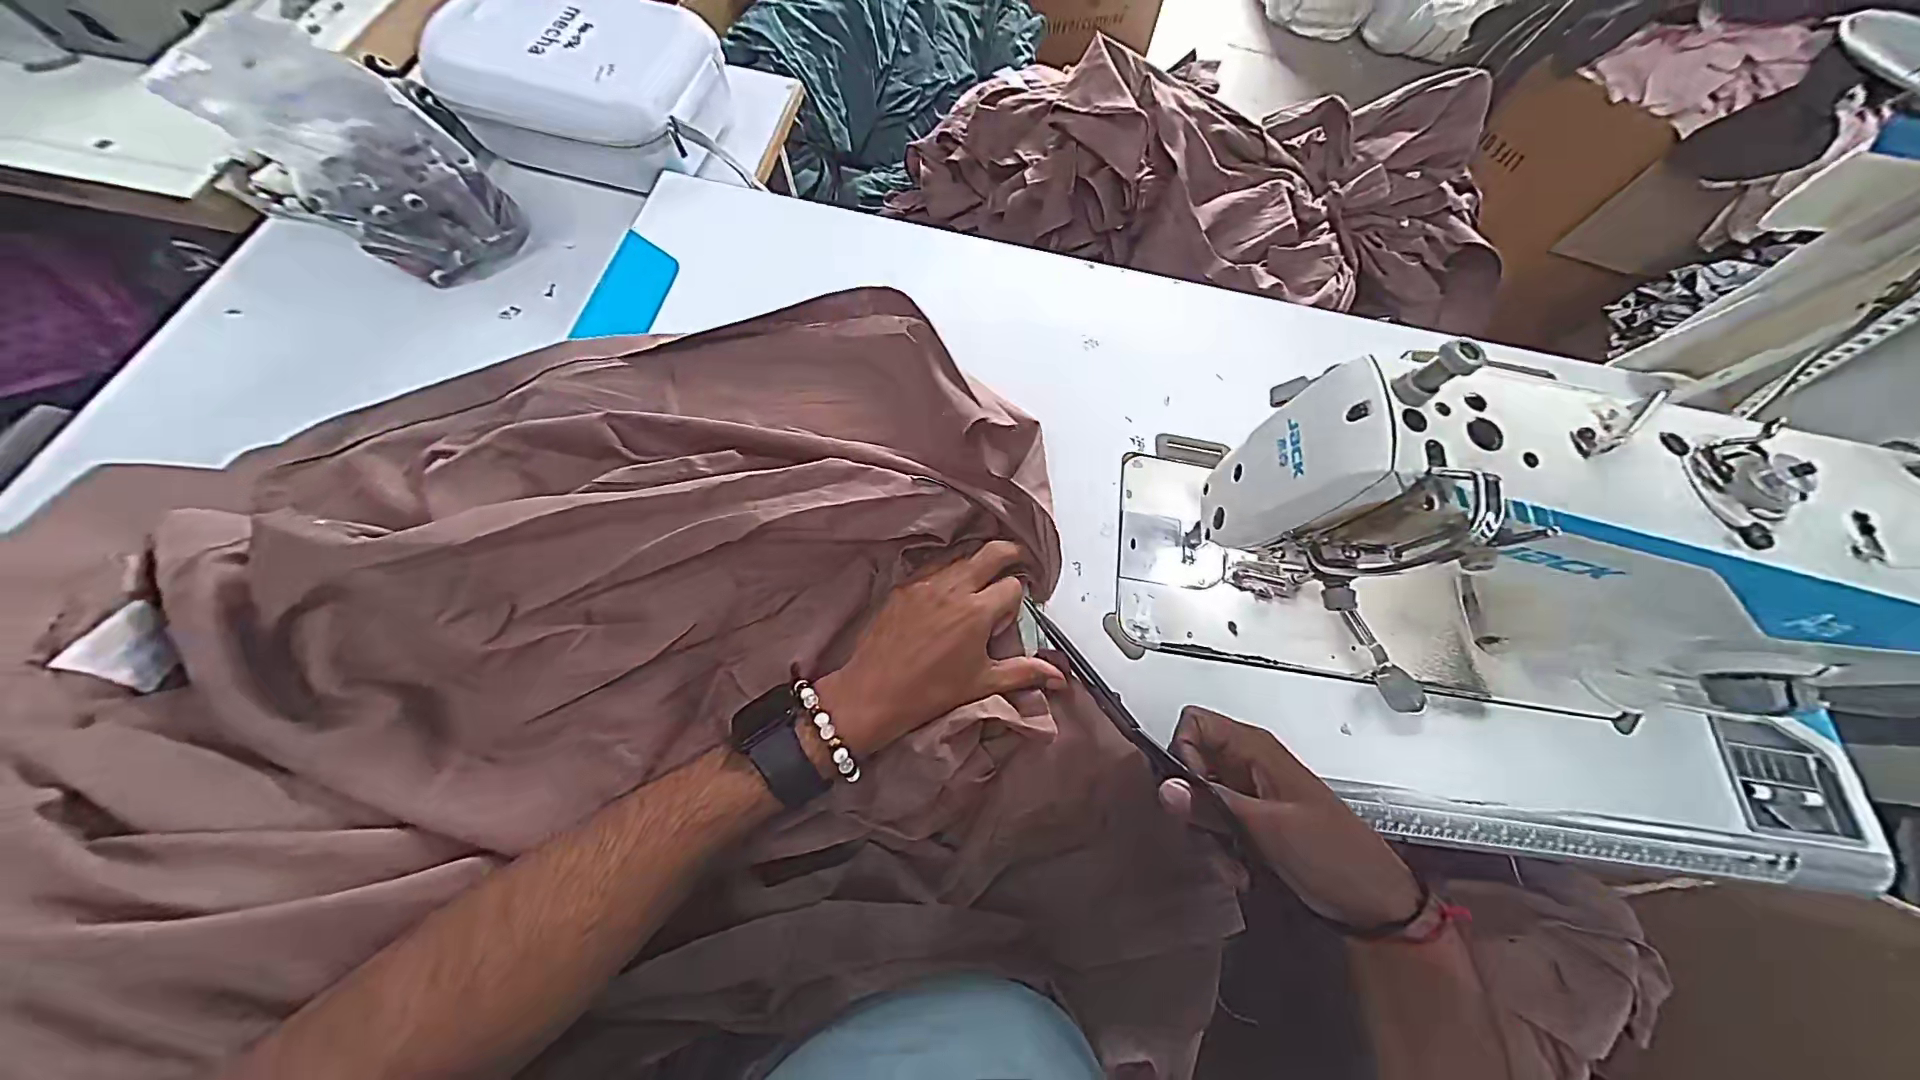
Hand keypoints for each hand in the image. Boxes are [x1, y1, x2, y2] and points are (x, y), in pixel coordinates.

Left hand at [813, 541, 1063, 758]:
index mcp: (976, 612)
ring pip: (962, 557)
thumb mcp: (982, 683)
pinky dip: (948, 571)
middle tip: (1016, 563)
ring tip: (978, 586)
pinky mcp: (904, 587)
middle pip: (993, 552)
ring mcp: (925, 584)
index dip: (1018, 597)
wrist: (873, 693)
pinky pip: (933, 566)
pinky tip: (947, 593)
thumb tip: (1057, 675)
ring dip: (977, 564)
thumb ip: (1024, 673)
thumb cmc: (928, 692)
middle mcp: (952, 590)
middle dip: (1011, 554)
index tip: (1011, 612)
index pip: (1013, 585)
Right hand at [1158, 706, 1420, 927]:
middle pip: (1190, 763)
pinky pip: (1213, 823)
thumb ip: (1212, 804)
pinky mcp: (1249, 821)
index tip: (1189, 790)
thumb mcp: (1268, 827)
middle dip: (1191, 802)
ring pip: (1198, 797)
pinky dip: (1217, 847)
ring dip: (1205, 832)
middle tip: (1206, 829)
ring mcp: (1248, 793)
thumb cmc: (1340, 856)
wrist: (1375, 906)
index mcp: (1256, 748)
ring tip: (1228, 859)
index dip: (1183, 753)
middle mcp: (1248, 764)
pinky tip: (1236, 868)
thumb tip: (1167, 788)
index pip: (1194, 724)